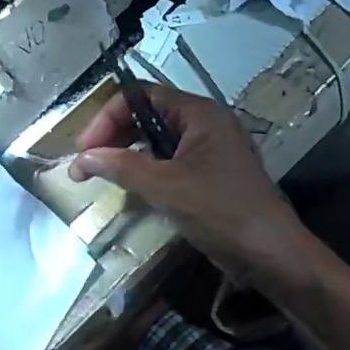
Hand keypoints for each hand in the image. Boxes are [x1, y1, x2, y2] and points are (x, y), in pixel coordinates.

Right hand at [70, 82, 319, 290]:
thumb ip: (121, 167)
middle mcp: (204, 124)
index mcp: (200, 114)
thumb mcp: (166, 187)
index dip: (108, 117)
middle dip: (114, 135)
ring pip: (156, 140)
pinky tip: (129, 188)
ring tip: (101, 175)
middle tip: (87, 163)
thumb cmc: (221, 211)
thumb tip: (81, 158)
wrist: (268, 253)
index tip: (85, 148)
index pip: (142, 96)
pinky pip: (168, 162)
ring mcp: (208, 150)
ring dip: (127, 154)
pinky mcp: (207, 175)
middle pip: (147, 115)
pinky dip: (144, 171)